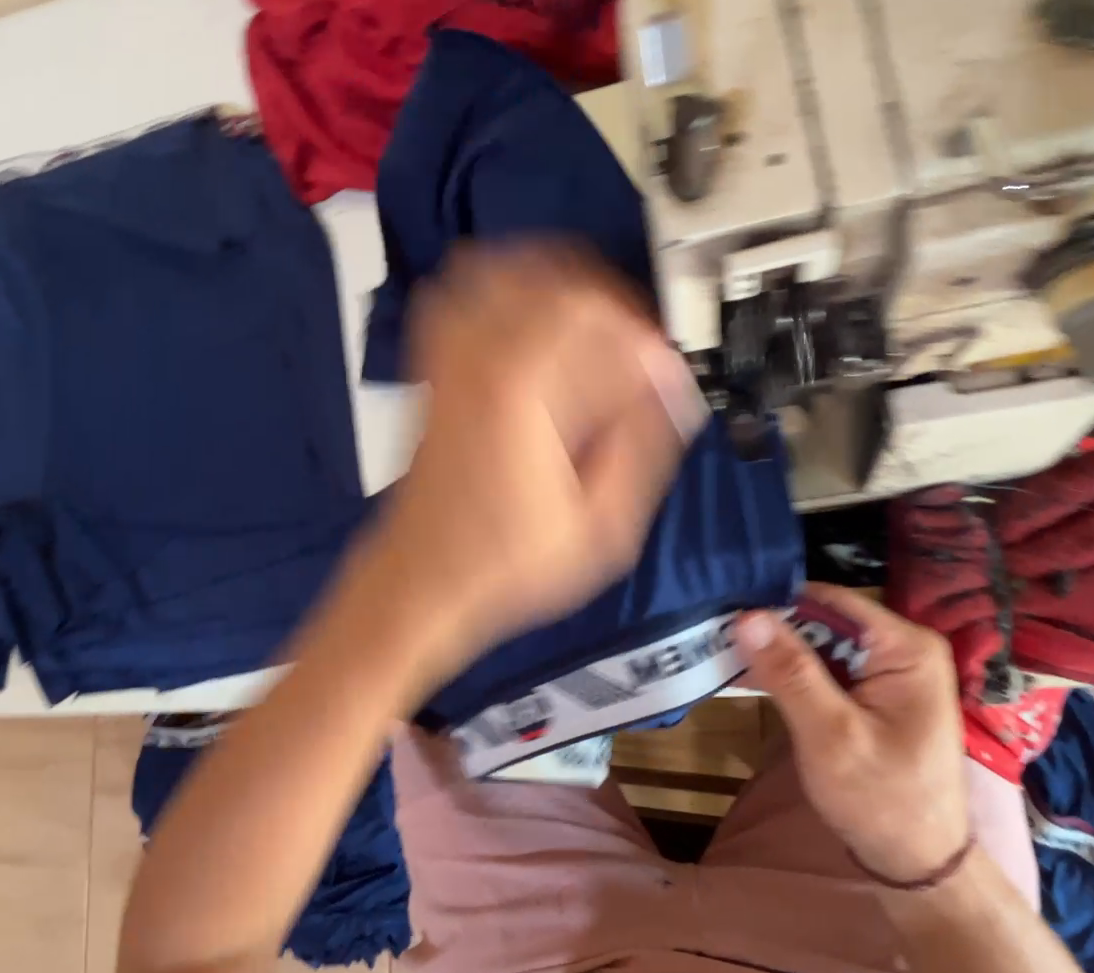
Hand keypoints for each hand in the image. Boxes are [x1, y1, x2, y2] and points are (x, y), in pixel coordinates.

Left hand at [369, 242, 709, 657]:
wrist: (423, 578)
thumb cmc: (502, 563)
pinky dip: (491, 295)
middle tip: (629, 344)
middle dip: (605, 303)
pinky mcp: (431, 376)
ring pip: (498, 273)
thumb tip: (670, 393)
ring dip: (552, 286)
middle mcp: (478, 362)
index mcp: (524, 390)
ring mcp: (446, 364)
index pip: (593, 308)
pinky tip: (520, 320)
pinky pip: (451, 300)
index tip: (658, 369)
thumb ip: (642, 447)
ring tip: (584, 324)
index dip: (640, 332)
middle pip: (552, 278)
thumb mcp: (600, 526)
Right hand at [738, 585, 971, 882]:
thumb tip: (747, 615)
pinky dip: (790, 673)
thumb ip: (791, 672)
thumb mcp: (829, 734)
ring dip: (776, 652)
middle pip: (824, 620)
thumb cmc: (881, 799)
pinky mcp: (873, 693)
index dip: (777, 604)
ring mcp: (889, 671)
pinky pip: (825, 668)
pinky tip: (749, 677)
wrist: (917, 862)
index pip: (829, 601)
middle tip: (713, 635)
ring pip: (819, 644)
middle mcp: (903, 648)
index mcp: (906, 647)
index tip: (723, 611)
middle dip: (773, 629)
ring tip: (719, 651)